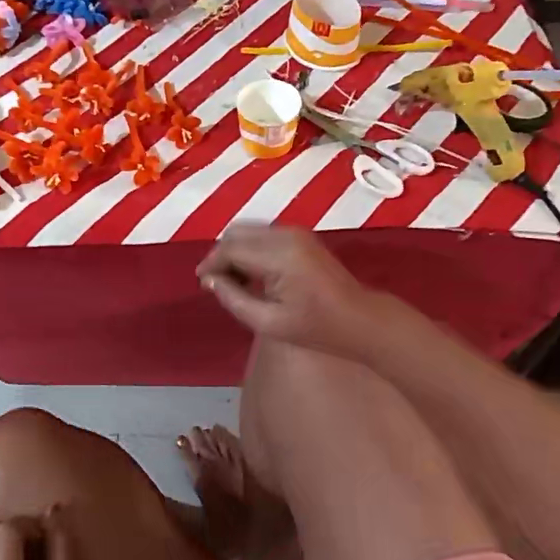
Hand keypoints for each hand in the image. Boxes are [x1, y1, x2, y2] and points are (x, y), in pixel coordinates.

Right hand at [197, 224, 382, 357]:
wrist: (358, 318)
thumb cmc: (316, 328)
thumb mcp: (268, 322)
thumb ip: (234, 299)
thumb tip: (209, 280)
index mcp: (279, 255)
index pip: (230, 248)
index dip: (211, 264)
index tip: (202, 284)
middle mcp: (285, 235)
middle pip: (236, 233)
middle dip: (220, 255)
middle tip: (216, 284)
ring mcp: (295, 232)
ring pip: (248, 231)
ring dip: (234, 252)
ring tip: (232, 282)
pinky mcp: (299, 235)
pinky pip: (262, 235)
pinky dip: (249, 250)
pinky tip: (251, 275)